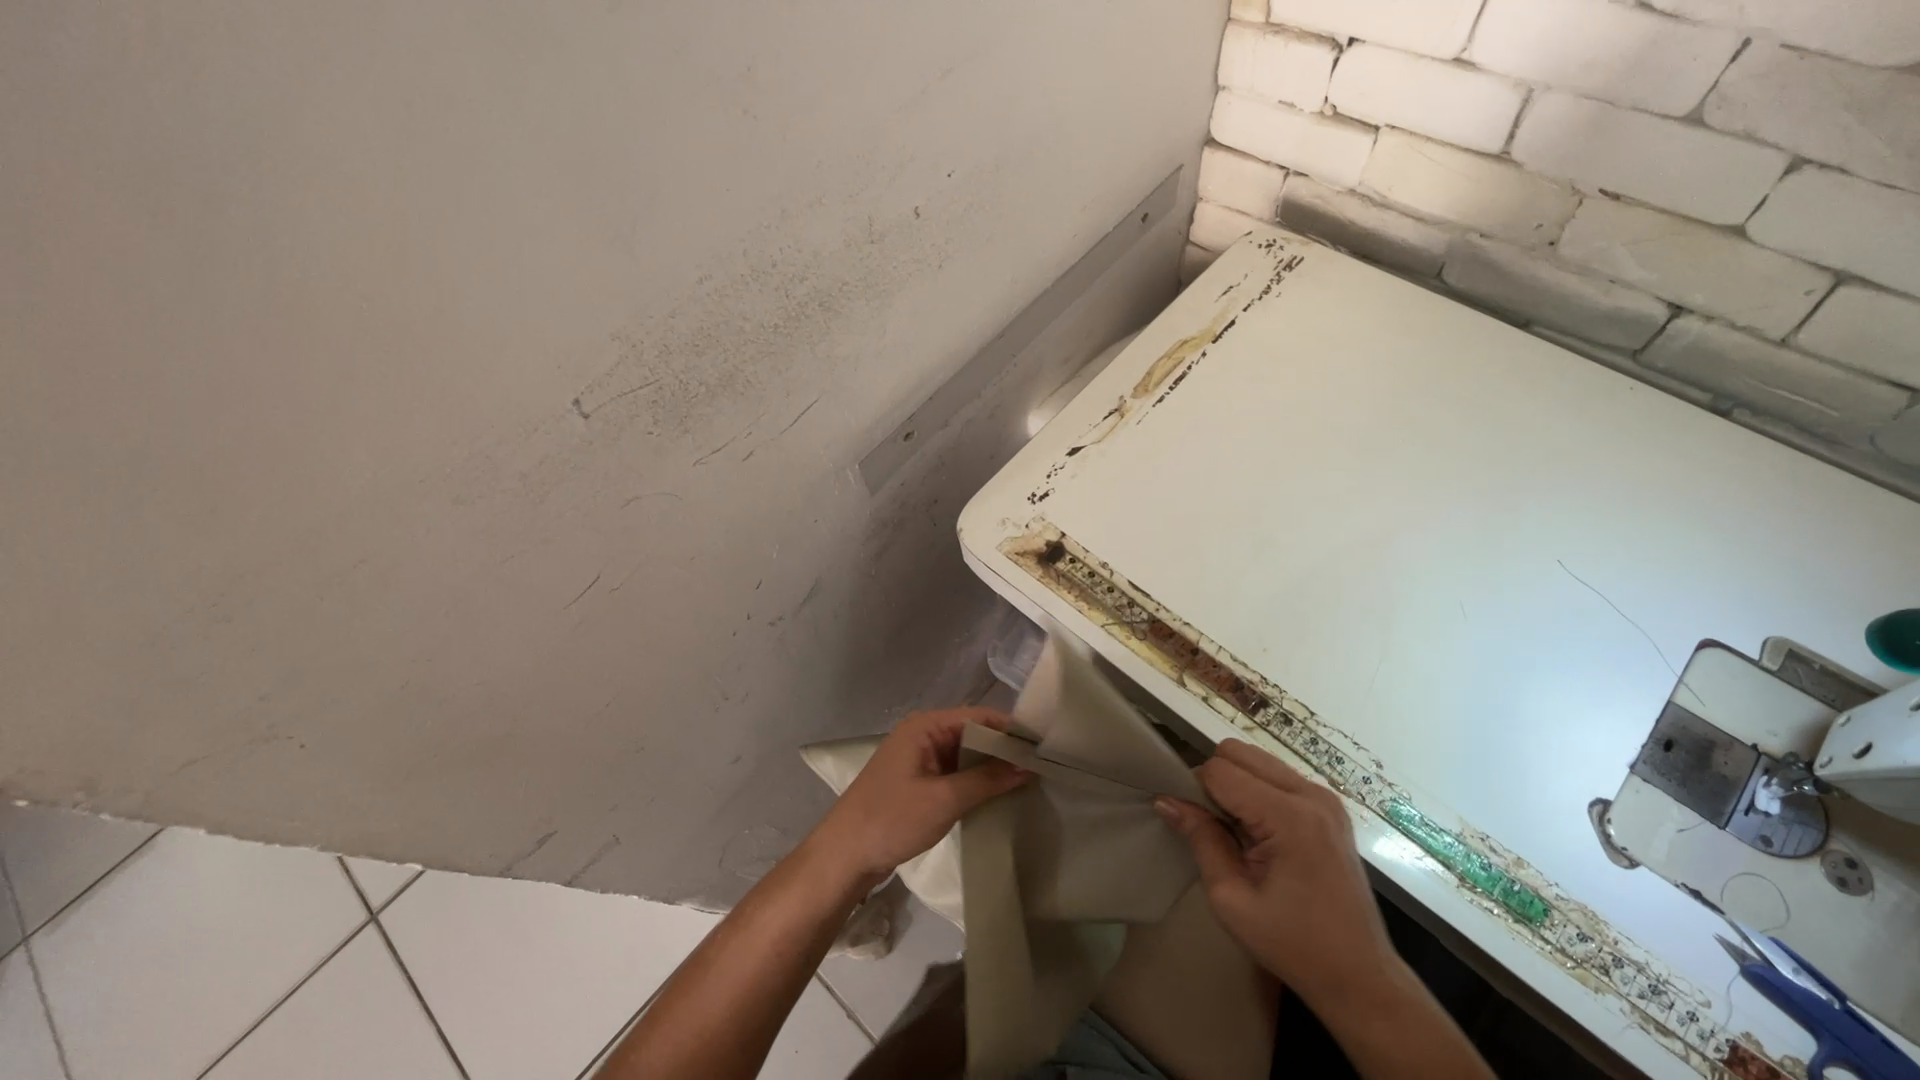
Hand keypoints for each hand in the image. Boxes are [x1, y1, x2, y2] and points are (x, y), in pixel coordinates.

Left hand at [807, 707, 1029, 889]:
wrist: (844, 855)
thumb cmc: (891, 819)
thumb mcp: (945, 800)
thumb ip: (987, 780)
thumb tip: (1028, 766)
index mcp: (925, 726)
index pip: (980, 716)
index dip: (1012, 730)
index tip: (1045, 746)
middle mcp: (923, 734)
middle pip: (974, 733)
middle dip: (1005, 749)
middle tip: (1043, 766)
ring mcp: (919, 758)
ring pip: (966, 754)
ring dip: (992, 767)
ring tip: (1030, 781)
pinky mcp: (918, 781)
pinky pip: (955, 772)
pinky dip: (976, 781)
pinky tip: (999, 795)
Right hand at [1155, 739, 1397, 1007]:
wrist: (1358, 974)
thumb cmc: (1292, 944)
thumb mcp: (1231, 898)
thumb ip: (1201, 839)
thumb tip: (1166, 801)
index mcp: (1290, 817)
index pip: (1220, 770)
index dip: (1195, 791)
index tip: (1192, 826)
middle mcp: (1312, 795)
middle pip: (1239, 752)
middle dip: (1215, 781)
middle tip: (1215, 830)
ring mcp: (1326, 799)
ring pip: (1258, 760)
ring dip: (1237, 786)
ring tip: (1239, 835)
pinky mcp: (1331, 809)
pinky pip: (1278, 777)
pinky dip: (1258, 793)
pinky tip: (1260, 835)